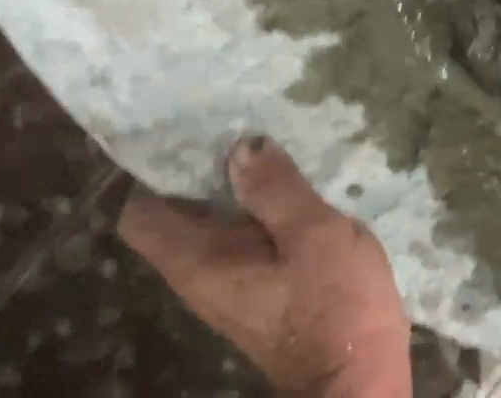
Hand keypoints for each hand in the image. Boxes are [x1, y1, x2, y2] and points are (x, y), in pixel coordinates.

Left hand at [119, 136, 412, 397]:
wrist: (357, 369)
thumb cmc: (334, 299)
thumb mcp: (314, 234)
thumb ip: (278, 190)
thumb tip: (243, 146)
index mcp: (200, 261)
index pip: (143, 215)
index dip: (161, 174)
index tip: (202, 136)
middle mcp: (202, 276)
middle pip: (181, 217)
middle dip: (212, 174)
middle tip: (257, 130)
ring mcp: (232, 287)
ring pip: (219, 228)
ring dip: (246, 192)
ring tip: (288, 154)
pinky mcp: (262, 292)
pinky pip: (248, 242)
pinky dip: (267, 214)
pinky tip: (308, 195)